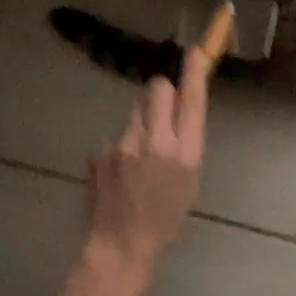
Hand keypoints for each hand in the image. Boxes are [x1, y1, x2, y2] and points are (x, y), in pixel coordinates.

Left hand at [82, 49, 211, 280]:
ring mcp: (124, 144)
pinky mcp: (100, 150)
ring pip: (135, 112)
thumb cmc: (166, 218)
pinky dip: (121, 147)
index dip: (194, 71)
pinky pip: (117, 135)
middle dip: (162, 93)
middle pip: (158, 89)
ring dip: (141, 122)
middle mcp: (156, 141)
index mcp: (186, 152)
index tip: (195, 51)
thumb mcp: (190, 180)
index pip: (192, 99)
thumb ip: (186, 143)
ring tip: (139, 156)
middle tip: (163, 112)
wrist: (121, 244)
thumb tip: (181, 112)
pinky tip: (120, 172)